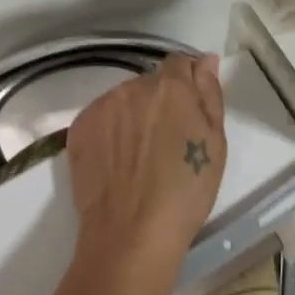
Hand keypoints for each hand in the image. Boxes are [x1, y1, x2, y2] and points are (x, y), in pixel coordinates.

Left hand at [65, 53, 226, 272]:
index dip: (187, 83)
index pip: (179, 63)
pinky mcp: (79, 128)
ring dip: (134, 115)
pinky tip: (118, 162)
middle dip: (161, 102)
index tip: (189, 111)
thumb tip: (205, 61)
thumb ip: (209, 94)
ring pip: (125, 100)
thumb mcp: (215, 143)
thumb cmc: (185, 192)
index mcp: (171, 87)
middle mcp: (133, 87)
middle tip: (167, 141)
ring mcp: (102, 106)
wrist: (132, 233)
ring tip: (140, 156)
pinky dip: (110, 132)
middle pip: (151, 83)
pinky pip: (102, 118)